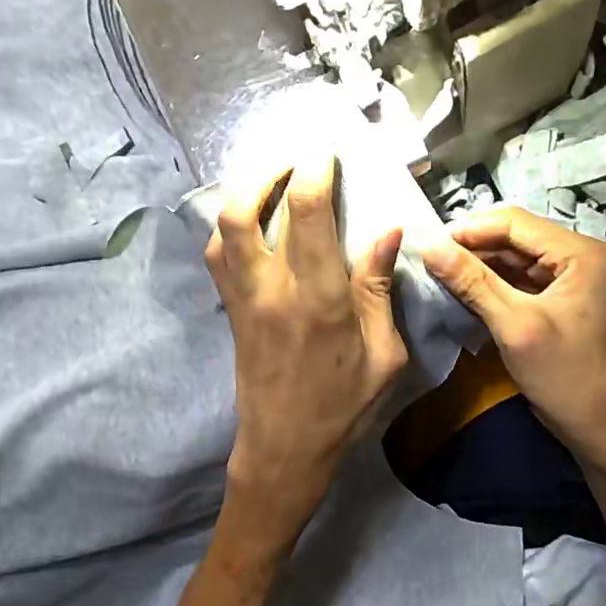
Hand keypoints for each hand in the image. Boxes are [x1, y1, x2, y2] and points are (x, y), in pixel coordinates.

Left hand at [207, 152, 408, 536]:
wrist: (282, 450)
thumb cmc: (342, 408)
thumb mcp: (383, 356)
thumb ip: (380, 292)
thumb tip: (387, 234)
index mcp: (317, 299)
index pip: (306, 214)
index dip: (314, 172)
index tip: (327, 156)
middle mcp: (271, 289)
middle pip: (249, 210)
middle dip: (271, 170)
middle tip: (296, 159)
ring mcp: (242, 299)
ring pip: (223, 228)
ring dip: (244, 193)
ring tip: (271, 180)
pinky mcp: (230, 311)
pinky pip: (217, 255)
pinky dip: (230, 227)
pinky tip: (252, 223)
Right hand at [422, 207, 605, 453]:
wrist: (597, 425)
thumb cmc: (562, 375)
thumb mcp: (513, 325)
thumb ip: (471, 281)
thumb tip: (429, 246)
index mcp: (582, 253)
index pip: (517, 223)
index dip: (471, 229)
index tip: (430, 243)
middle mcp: (583, 254)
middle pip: (517, 236)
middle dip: (474, 245)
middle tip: (431, 257)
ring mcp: (574, 275)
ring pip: (516, 256)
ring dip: (481, 262)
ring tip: (441, 270)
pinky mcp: (563, 295)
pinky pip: (522, 277)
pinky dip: (494, 280)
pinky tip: (464, 286)